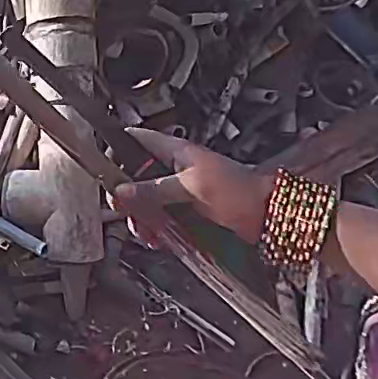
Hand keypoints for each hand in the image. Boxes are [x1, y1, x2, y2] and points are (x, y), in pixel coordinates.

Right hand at [111, 128, 271, 237]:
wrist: (271, 216)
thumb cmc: (238, 191)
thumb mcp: (192, 187)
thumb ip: (155, 189)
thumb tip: (122, 192)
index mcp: (173, 151)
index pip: (134, 139)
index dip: (116, 150)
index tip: (107, 172)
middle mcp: (171, 169)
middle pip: (133, 175)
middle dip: (126, 195)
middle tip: (124, 211)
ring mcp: (177, 191)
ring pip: (143, 201)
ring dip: (139, 217)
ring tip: (146, 233)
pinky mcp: (184, 212)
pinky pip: (158, 218)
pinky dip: (153, 230)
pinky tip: (157, 239)